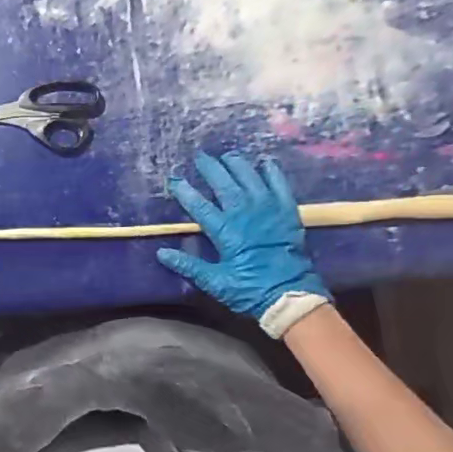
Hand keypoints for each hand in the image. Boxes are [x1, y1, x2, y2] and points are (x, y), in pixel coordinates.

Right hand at [156, 151, 331, 338]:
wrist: (291, 296)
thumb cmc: (249, 290)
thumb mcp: (215, 282)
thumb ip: (188, 266)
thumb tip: (161, 253)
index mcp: (226, 232)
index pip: (199, 205)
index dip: (185, 191)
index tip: (174, 179)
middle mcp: (246, 214)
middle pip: (225, 184)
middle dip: (210, 169)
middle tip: (200, 157)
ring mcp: (269, 211)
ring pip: (250, 179)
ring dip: (238, 165)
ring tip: (227, 155)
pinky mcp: (287, 213)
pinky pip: (280, 185)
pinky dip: (272, 172)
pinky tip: (265, 162)